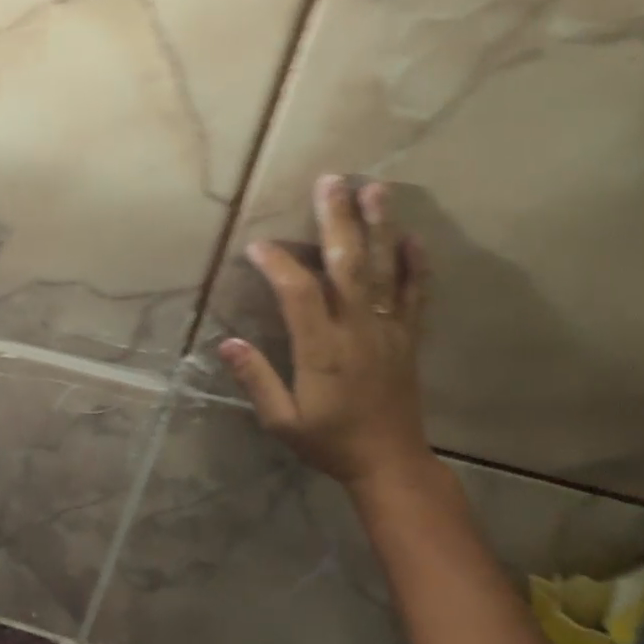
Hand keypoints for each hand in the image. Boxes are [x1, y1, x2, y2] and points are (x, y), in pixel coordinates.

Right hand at [219, 175, 432, 493]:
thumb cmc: (329, 443)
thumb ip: (257, 380)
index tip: (257, 246)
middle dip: (337, 221)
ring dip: (379, 227)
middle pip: (347, 265)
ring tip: (375, 189)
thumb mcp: (282, 421)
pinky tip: (412, 237)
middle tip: (331, 182)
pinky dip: (416, 264)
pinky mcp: (408, 338)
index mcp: (321, 350)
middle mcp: (357, 330)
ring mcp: (388, 331)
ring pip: (384, 269)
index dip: (277, 264)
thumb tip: (227, 343)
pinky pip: (416, 295)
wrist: (389, 462)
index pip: (298, 293)